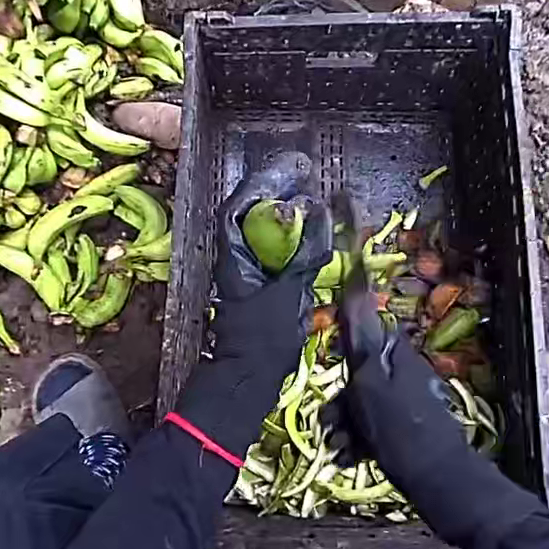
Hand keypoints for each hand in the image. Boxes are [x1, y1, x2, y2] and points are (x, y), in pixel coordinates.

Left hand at [210, 151, 331, 367]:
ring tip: (311, 198)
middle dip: (276, 193)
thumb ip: (304, 253)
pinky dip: (289, 238)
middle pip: (250, 214)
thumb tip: (317, 213)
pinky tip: (309, 235)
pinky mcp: (256, 284)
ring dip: (284, 213)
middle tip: (304, 177)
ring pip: (261, 231)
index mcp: (232, 257)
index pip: (238, 207)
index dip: (262, 185)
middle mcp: (233, 259)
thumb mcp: (290, 292)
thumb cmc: (264, 338)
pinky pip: (272, 249)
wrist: (249, 377)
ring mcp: (243, 271)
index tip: (288, 172)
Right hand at [337, 289, 461, 475]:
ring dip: (344, 424)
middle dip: (340, 399)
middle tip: (329, 422)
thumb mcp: (369, 378)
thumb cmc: (397, 425)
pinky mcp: (403, 430)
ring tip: (338, 444)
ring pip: (362, 405)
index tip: (332, 366)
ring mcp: (404, 404)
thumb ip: (359, 338)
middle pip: (360, 376)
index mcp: (398, 355)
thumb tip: (360, 279)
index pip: (367, 334)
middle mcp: (403, 375)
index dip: (345, 347)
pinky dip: (357, 440)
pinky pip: (371, 427)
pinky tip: (348, 456)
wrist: (434, 478)